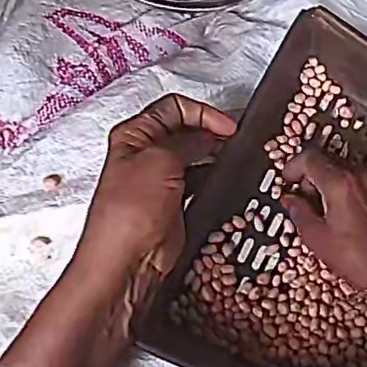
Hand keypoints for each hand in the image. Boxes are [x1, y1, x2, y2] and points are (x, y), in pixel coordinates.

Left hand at [79, 94, 235, 290]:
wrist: (128, 258)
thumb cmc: (132, 210)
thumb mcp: (161, 162)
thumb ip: (188, 143)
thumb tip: (210, 136)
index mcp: (135, 135)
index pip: (174, 108)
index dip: (204, 113)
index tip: (229, 127)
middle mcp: (147, 154)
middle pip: (186, 131)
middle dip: (212, 133)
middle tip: (238, 141)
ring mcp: (162, 179)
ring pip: (196, 157)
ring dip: (216, 156)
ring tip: (237, 159)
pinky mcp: (176, 202)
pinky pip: (200, 182)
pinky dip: (214, 178)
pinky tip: (228, 180)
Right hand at [279, 148, 366, 291]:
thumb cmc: (355, 258)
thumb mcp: (315, 236)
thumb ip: (298, 211)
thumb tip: (291, 199)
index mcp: (340, 184)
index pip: (310, 158)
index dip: (293, 166)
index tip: (287, 178)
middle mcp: (359, 177)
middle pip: (326, 159)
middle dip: (309, 174)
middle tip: (301, 196)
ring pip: (342, 168)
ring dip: (327, 180)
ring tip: (321, 207)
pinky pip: (357, 179)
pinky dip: (343, 186)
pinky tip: (339, 210)